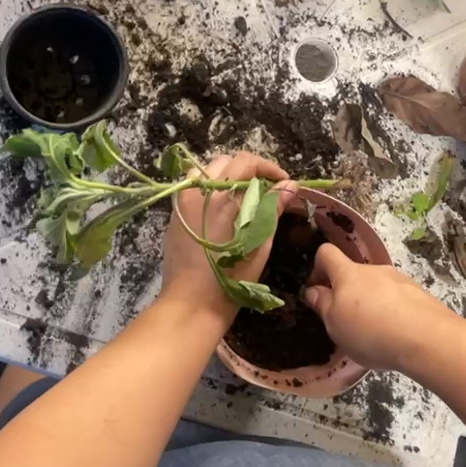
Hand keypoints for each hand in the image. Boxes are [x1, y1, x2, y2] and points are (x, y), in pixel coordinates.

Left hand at [158, 153, 297, 323]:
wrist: (191, 304)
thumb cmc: (230, 279)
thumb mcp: (259, 243)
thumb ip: (272, 209)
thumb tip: (289, 186)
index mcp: (218, 197)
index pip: (245, 162)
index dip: (268, 168)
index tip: (285, 183)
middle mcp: (197, 191)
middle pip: (226, 162)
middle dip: (251, 170)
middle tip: (269, 189)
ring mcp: (182, 201)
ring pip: (209, 172)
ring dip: (231, 177)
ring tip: (248, 197)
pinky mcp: (176, 213)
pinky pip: (197, 188)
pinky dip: (214, 189)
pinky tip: (227, 209)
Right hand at [303, 244, 463, 371]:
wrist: (428, 339)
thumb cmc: (371, 331)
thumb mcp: (335, 325)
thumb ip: (323, 305)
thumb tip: (313, 290)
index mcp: (347, 273)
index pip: (326, 253)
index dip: (317, 268)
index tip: (317, 292)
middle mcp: (373, 270)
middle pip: (354, 273)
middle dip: (348, 294)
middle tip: (348, 323)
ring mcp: (399, 280)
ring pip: (377, 288)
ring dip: (371, 304)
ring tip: (376, 334)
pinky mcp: (419, 294)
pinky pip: (397, 299)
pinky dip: (393, 313)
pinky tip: (397, 336)